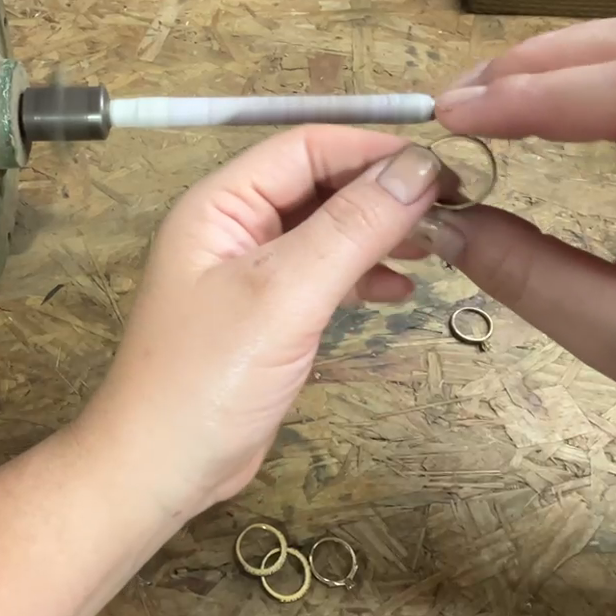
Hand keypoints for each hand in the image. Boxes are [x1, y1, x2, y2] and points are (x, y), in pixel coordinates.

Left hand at [72, 126, 448, 512]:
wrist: (162, 468)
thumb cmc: (210, 376)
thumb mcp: (284, 294)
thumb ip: (350, 227)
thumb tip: (420, 165)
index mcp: (220, 205)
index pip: (304, 148)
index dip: (373, 150)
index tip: (445, 168)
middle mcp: (233, 229)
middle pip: (318, 186)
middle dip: (382, 192)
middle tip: (454, 208)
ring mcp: (250, 274)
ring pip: (326, 232)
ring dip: (379, 234)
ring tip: (438, 246)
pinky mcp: (267, 316)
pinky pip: (322, 278)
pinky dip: (362, 278)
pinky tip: (402, 291)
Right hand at [420, 10, 615, 451]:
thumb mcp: (615, 338)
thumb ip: (524, 273)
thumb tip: (441, 222)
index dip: (533, 95)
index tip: (451, 116)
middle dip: (537, 64)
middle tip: (456, 103)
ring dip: (562, 58)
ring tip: (486, 96)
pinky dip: (592, 70)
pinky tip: (545, 98)